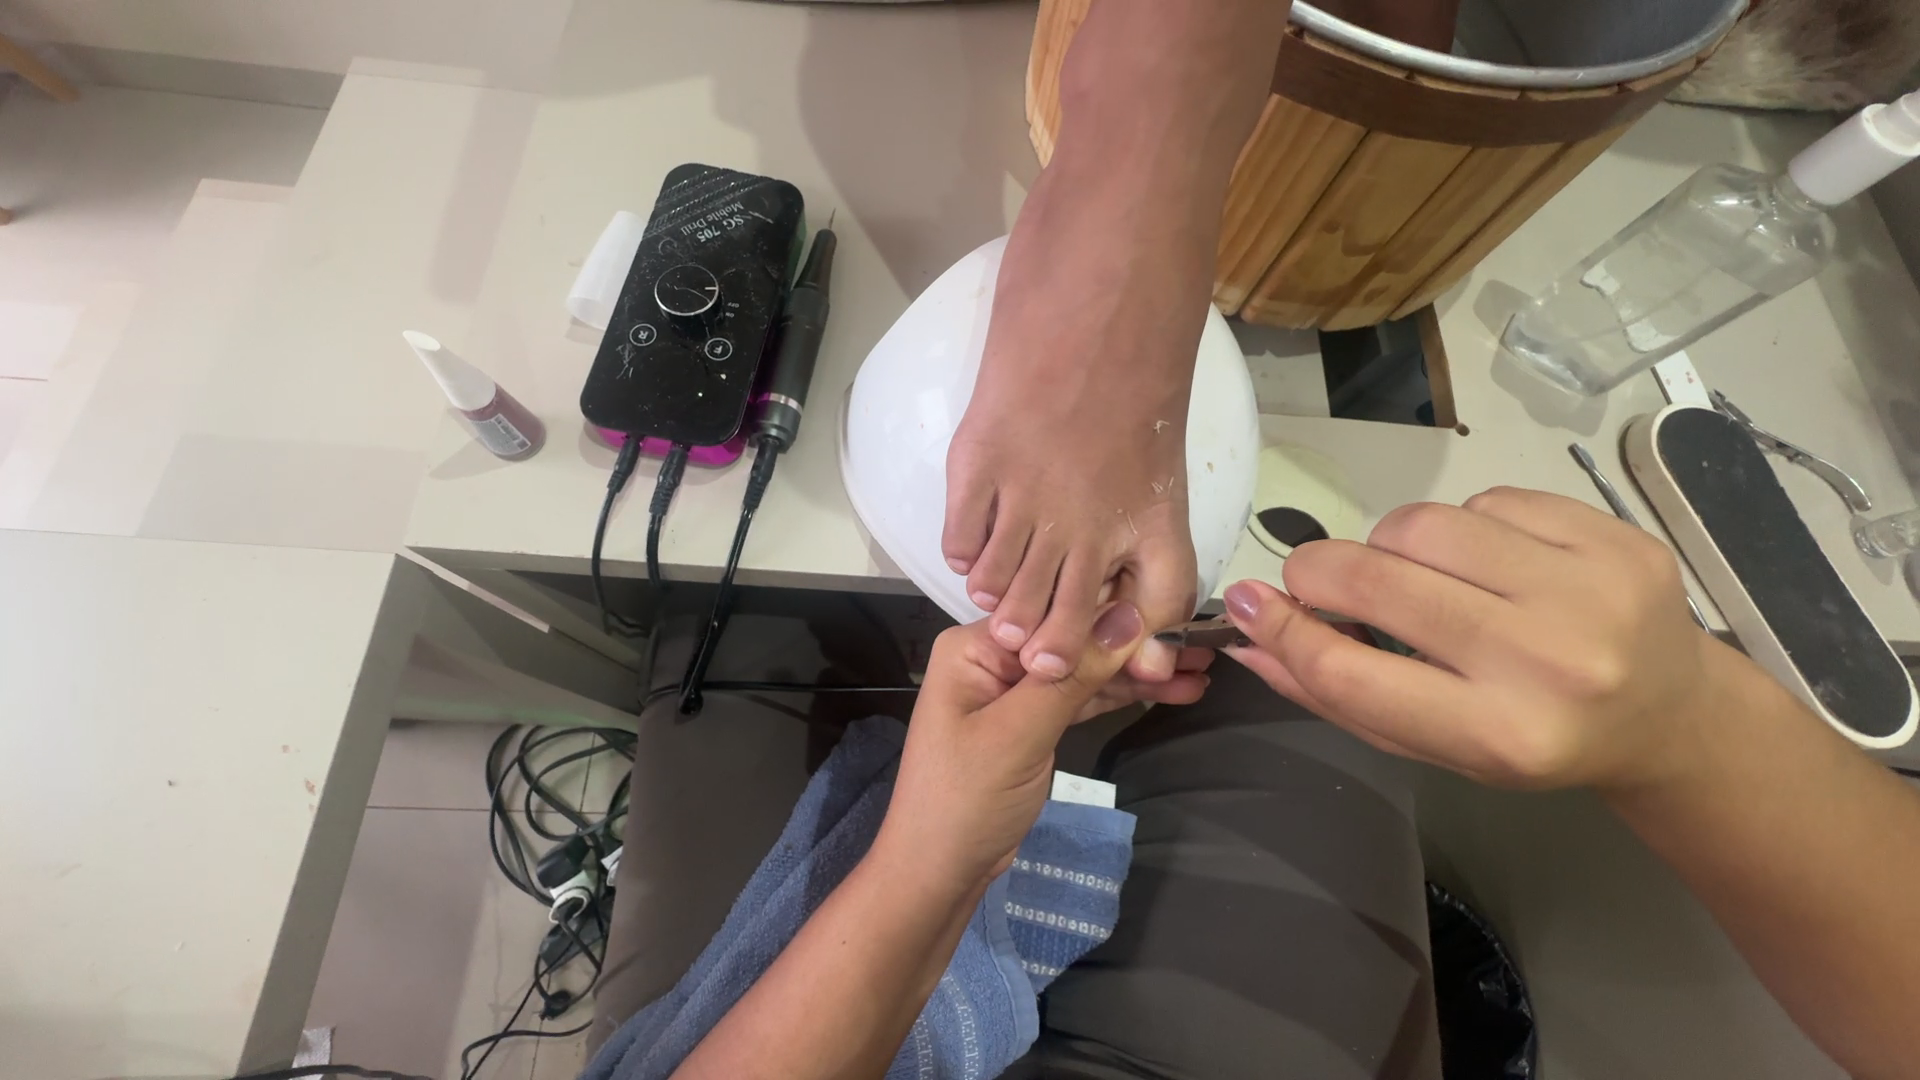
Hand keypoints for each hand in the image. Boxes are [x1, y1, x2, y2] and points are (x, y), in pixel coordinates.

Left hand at [877, 603, 1207, 889]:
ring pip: (1085, 670)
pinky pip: (1083, 698)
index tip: (1172, 618)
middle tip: (1198, 646)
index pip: (1053, 612)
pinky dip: (1121, 697)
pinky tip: (1169, 690)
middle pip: (1073, 639)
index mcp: (976, 645)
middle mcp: (996, 656)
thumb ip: (1074, 676)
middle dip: (1133, 645)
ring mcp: (1017, 689)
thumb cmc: (966, 798)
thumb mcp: (1019, 733)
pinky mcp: (1034, 719)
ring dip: (1137, 672)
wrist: (941, 870)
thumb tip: (1131, 616)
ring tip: (1199, 666)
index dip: (1113, 614)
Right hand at [942, 121, 1209, 690]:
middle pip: (1071, 612)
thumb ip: (1145, 465)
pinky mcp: (981, 451)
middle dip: (1055, 643)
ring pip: (1011, 583)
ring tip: (999, 609)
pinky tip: (968, 549)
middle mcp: (1096, 511)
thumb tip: (1115, 498)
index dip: (1142, 627)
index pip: (1160, 599)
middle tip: (1037, 653)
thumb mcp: (1171, 403)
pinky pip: (964, 532)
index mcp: (1157, 499)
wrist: (1118, 237)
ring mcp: (1033, 485)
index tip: (1122, 626)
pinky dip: (965, 550)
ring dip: (1005, 602)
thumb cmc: (1157, 310)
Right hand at [1222, 487, 1733, 791]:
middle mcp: (1548, 663)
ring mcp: (1590, 591)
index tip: (1245, 601)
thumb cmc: (1524, 739)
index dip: (1279, 628)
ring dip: (1387, 545)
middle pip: (1374, 582)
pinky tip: (1483, 560)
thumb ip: (1328, 691)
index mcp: (1496, 734)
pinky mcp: (1616, 539)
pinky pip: (1482, 500)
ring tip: (1412, 575)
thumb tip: (1245, 632)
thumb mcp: (1423, 742)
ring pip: (1418, 525)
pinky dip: (1457, 526)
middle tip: (1314, 581)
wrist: (1670, 718)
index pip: (1348, 670)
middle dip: (1316, 571)